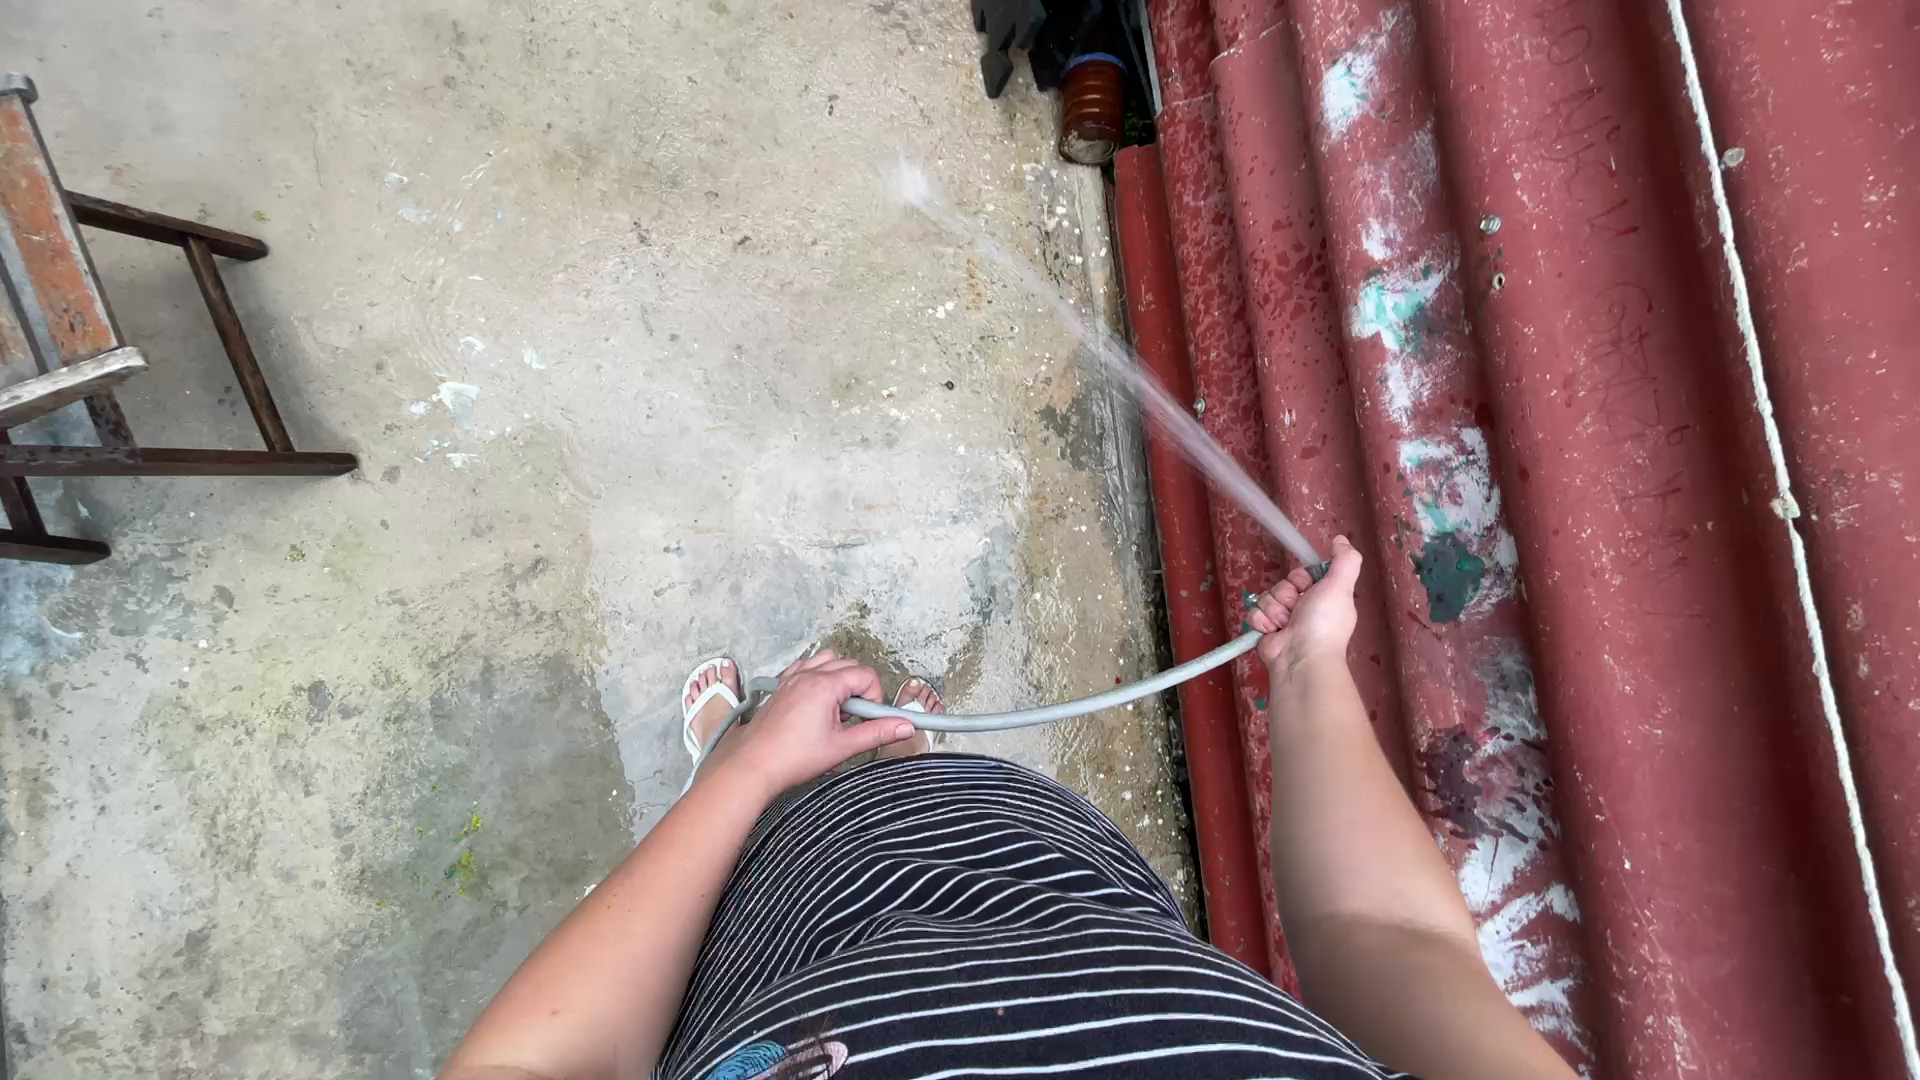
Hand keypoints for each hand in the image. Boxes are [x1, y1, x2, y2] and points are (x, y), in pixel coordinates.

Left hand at [705, 648, 917, 798]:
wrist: (753, 766)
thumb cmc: (791, 758)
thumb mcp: (842, 747)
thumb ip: (876, 733)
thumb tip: (903, 726)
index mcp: (825, 686)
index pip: (866, 675)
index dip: (874, 696)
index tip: (869, 717)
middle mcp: (808, 675)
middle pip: (848, 666)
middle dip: (858, 689)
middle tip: (852, 719)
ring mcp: (792, 678)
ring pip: (827, 661)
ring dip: (838, 679)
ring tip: (834, 710)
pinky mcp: (781, 687)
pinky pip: (805, 667)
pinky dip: (817, 676)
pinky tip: (816, 701)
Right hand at [1247, 535, 1362, 672]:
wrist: (1301, 656)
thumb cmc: (1324, 622)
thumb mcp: (1340, 586)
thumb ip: (1344, 560)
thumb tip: (1341, 539)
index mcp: (1322, 597)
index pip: (1301, 574)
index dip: (1300, 578)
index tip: (1307, 587)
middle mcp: (1303, 607)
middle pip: (1282, 584)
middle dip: (1285, 595)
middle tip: (1296, 609)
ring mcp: (1282, 620)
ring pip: (1266, 598)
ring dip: (1273, 610)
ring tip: (1284, 625)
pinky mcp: (1265, 630)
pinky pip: (1254, 613)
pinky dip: (1261, 621)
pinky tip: (1272, 631)